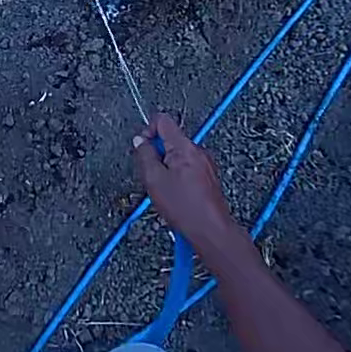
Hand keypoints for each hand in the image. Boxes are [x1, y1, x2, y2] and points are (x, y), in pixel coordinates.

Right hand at [131, 113, 246, 253]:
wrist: (210, 230)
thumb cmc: (186, 208)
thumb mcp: (154, 180)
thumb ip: (144, 156)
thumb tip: (140, 142)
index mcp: (184, 147)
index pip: (163, 121)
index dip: (148, 131)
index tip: (143, 149)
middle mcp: (198, 151)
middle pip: (170, 140)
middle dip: (157, 154)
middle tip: (154, 176)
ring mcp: (205, 164)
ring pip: (178, 156)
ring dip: (166, 168)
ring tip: (165, 189)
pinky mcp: (208, 177)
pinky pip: (187, 168)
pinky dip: (177, 177)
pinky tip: (176, 196)